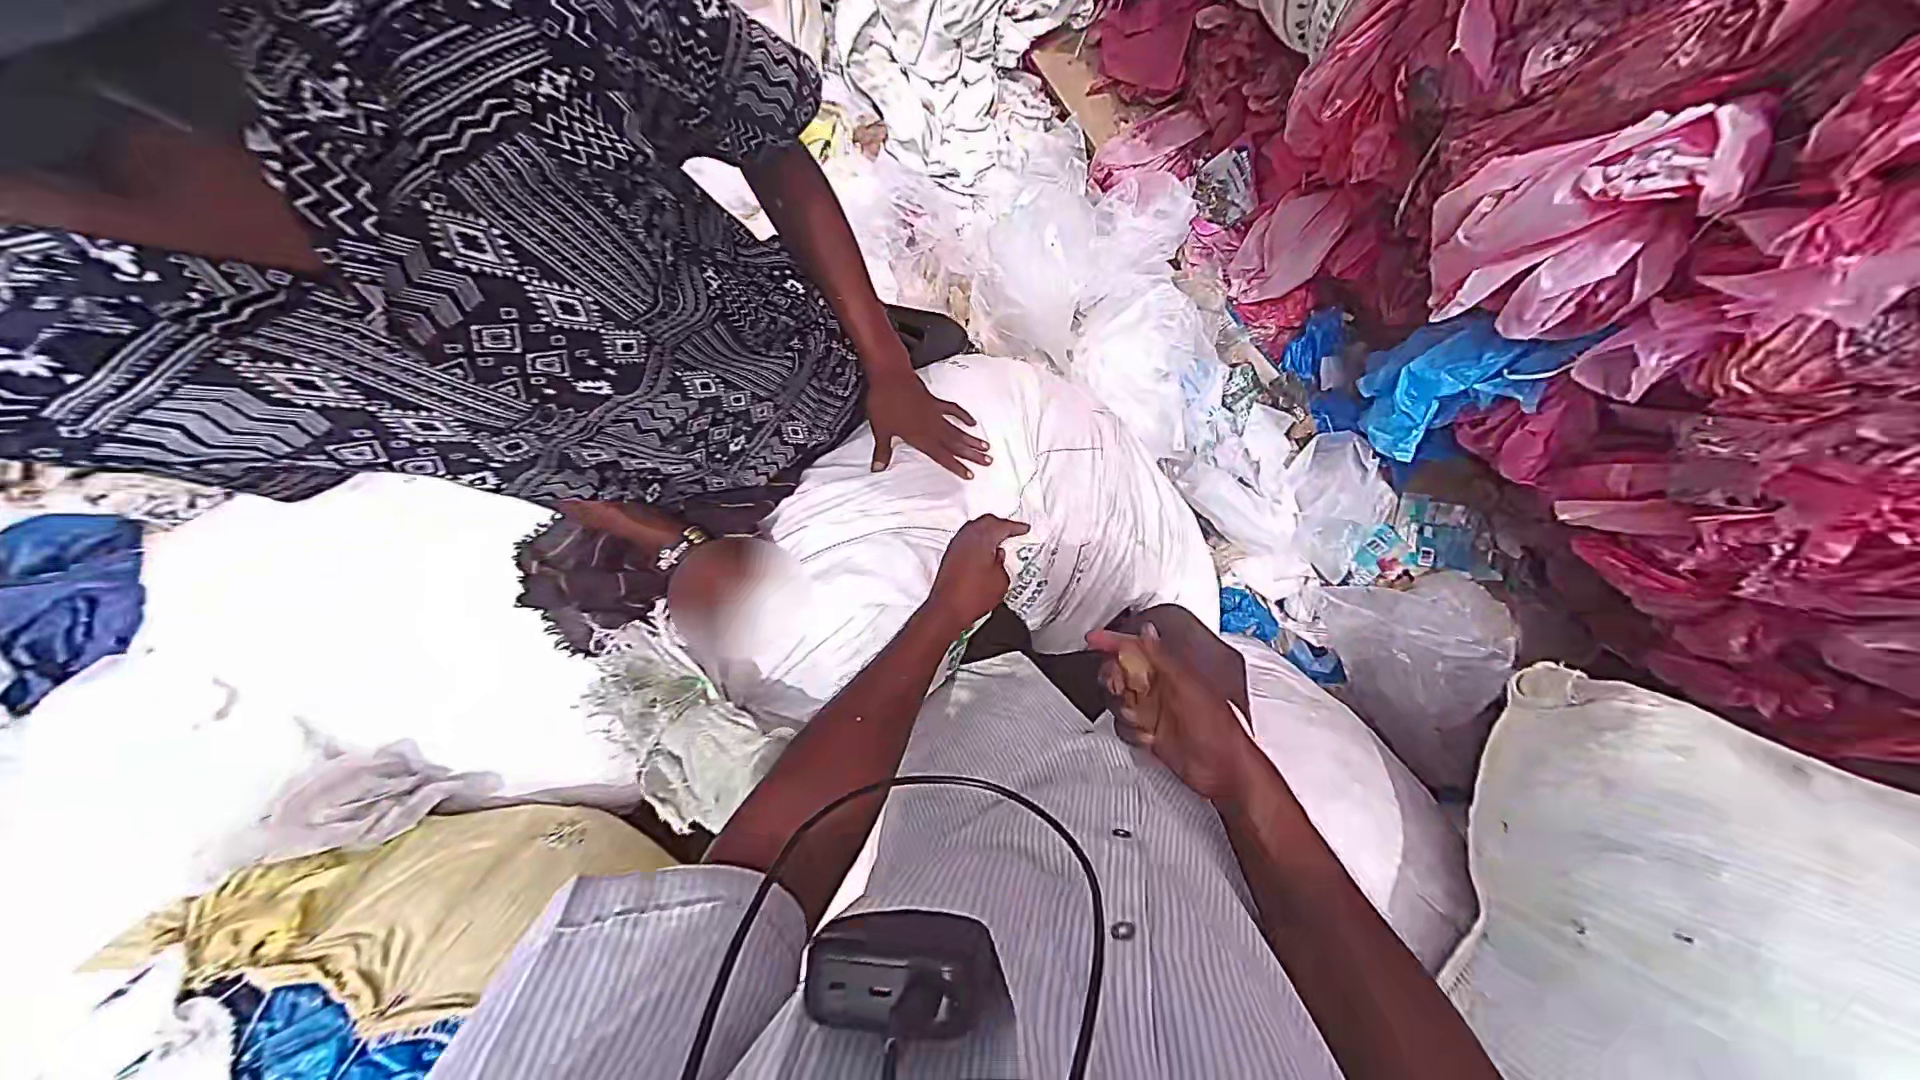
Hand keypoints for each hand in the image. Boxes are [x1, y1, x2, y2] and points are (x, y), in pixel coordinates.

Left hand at [867, 368, 991, 478]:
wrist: (890, 376)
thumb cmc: (885, 402)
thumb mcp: (881, 430)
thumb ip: (882, 451)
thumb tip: (877, 468)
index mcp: (921, 438)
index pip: (943, 456)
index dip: (956, 466)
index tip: (970, 474)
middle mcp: (932, 428)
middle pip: (956, 444)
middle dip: (972, 455)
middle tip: (988, 461)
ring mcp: (935, 414)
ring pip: (957, 430)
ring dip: (972, 440)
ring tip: (985, 446)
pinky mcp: (935, 402)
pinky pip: (953, 410)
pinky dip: (963, 416)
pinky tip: (971, 422)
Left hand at [922, 515, 1029, 634]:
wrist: (948, 609)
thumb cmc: (973, 596)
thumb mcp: (1001, 580)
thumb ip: (1002, 563)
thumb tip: (998, 556)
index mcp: (982, 538)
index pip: (1003, 526)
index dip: (1016, 527)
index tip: (1024, 528)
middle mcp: (967, 537)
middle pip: (986, 522)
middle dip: (1001, 524)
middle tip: (1012, 530)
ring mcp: (956, 545)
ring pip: (974, 529)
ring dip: (987, 531)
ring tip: (999, 540)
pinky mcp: (949, 556)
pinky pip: (967, 540)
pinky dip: (978, 541)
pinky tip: (984, 550)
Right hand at [1086, 623, 1264, 801]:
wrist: (1225, 771)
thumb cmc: (1217, 730)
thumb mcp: (1188, 687)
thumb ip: (1163, 658)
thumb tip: (1148, 631)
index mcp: (1170, 671)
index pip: (1136, 648)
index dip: (1113, 642)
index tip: (1094, 639)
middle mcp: (1160, 688)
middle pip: (1120, 673)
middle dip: (1113, 682)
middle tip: (1120, 691)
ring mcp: (1154, 710)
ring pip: (1118, 700)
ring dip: (1123, 712)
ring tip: (1140, 721)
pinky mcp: (1149, 731)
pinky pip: (1124, 725)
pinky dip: (1130, 732)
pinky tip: (1147, 737)